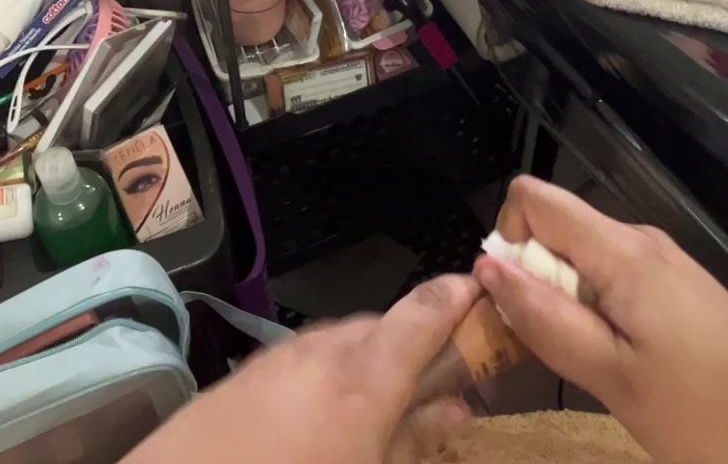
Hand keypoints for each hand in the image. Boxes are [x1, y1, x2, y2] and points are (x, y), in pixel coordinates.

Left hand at [124, 275, 481, 463]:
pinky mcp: (248, 371)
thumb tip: (454, 409)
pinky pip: (304, 355)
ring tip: (377, 398)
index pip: (420, 315)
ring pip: (341, 338)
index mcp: (363, 380)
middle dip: (410, 341)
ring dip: (368, 355)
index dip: (454, 295)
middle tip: (431, 376)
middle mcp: (323, 351)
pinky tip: (320, 410)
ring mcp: (280, 357)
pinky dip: (328, 368)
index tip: (478, 287)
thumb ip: (413, 440)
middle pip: (381, 326)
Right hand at [475, 176, 727, 463]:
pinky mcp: (675, 290)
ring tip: (588, 367)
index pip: (532, 198)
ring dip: (561, 302)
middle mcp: (637, 241)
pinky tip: (619, 366)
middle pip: (553, 228)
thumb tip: (486, 269)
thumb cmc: (715, 419)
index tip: (519, 303)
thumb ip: (546, 320)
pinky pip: (608, 280)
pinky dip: (592, 312)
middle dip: (532, 279)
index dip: (508, 240)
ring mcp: (660, 265)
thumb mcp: (616, 379)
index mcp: (620, 252)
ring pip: (578, 258)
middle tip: (551, 351)